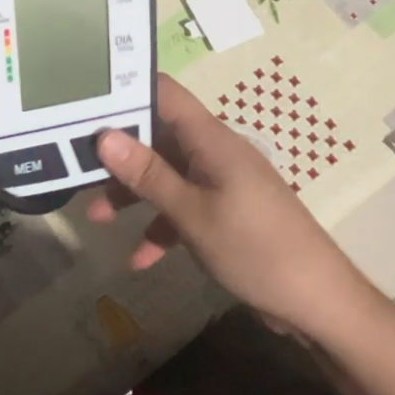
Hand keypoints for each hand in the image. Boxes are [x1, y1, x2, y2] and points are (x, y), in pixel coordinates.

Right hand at [87, 74, 373, 329]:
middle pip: (157, 137)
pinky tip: (139, 260)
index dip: (125, 91)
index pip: (164, 93)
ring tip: (95, 215)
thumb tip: (104, 136)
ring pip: (165, 175)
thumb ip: (147, 174)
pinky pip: (182, 209)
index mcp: (211, 139)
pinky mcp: (225, 214)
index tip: (83, 101)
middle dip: (118, 152)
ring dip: (132, 193)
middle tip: (75, 163)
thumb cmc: (256, 248)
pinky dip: (160, 227)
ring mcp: (221, 184)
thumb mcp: (192, 213)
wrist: (319, 303)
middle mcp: (214, 153)